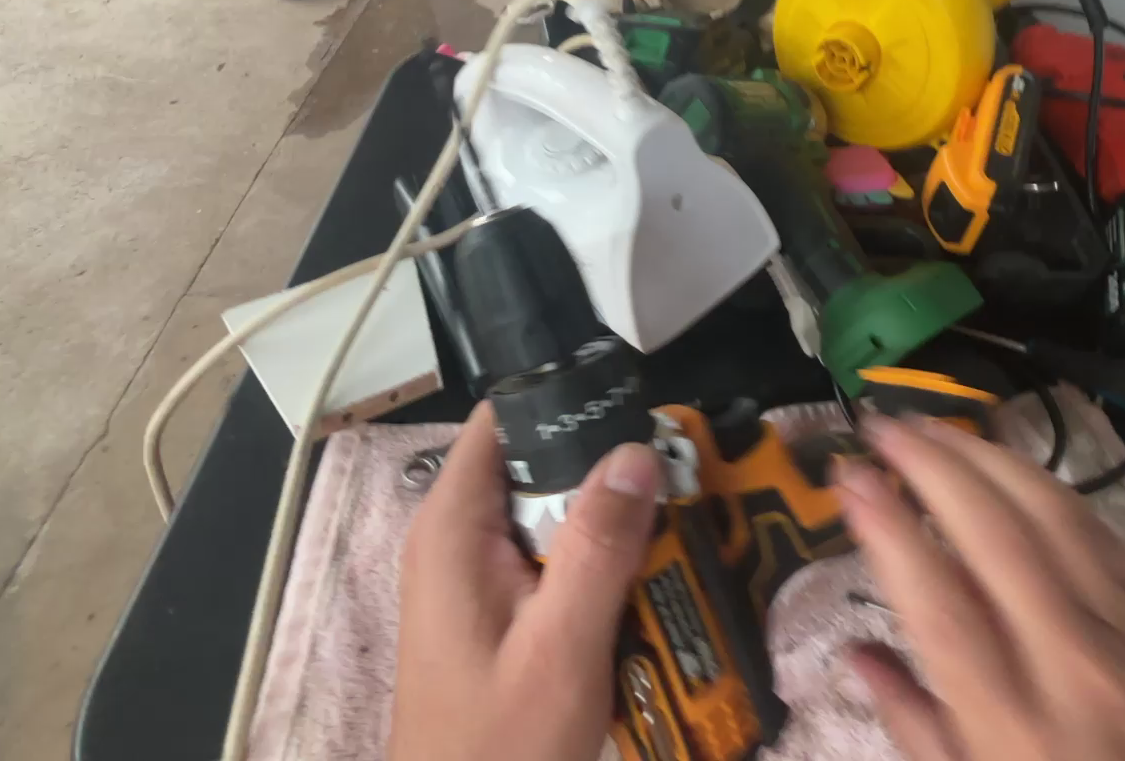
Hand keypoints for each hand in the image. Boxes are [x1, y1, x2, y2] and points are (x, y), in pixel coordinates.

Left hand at [388, 403, 660, 760]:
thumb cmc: (501, 749)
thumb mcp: (560, 647)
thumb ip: (598, 546)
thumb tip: (636, 449)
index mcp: (454, 524)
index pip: (500, 419)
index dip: (560, 398)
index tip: (629, 401)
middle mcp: (457, 533)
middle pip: (531, 457)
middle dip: (597, 453)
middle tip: (670, 458)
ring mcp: (475, 568)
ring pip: (546, 502)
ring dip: (603, 502)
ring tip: (670, 498)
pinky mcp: (496, 600)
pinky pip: (548, 546)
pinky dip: (593, 544)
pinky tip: (641, 557)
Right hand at [834, 415, 1124, 760]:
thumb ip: (917, 727)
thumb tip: (859, 655)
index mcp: (1015, 729)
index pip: (937, 601)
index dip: (887, 527)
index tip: (850, 476)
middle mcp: (1076, 669)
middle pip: (995, 534)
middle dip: (930, 464)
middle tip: (883, 427)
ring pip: (1054, 512)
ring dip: (985, 455)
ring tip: (935, 428)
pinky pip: (1104, 533)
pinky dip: (1047, 490)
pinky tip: (1011, 468)